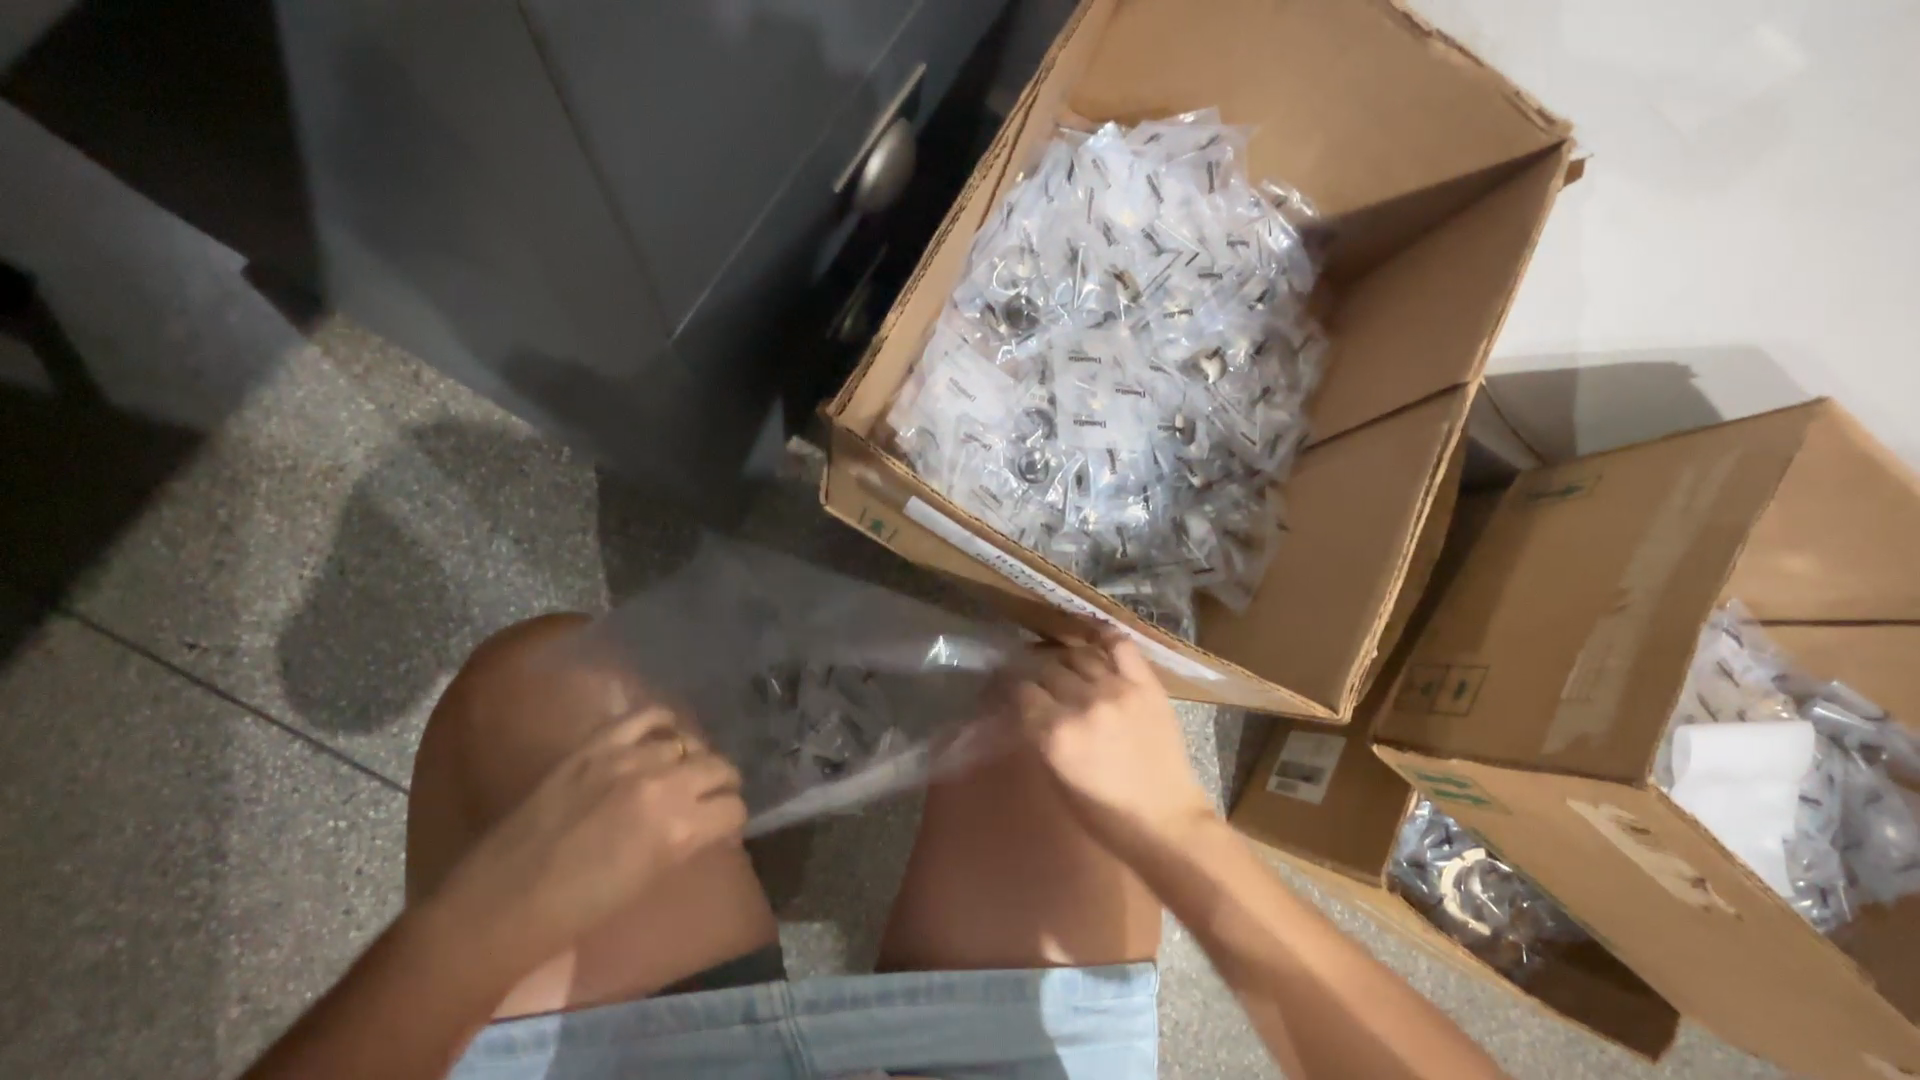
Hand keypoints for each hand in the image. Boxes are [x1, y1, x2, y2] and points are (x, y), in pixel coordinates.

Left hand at [420, 708, 746, 981]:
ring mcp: (626, 759)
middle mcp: (662, 786)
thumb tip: (707, 823)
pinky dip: (663, 723)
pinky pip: (647, 716)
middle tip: (710, 799)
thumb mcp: (650, 879)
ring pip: (688, 741)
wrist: (501, 906)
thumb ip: (685, 842)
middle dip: (721, 785)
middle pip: (718, 768)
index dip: (731, 820)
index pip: (733, 808)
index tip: (722, 828)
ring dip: (694, 758)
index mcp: (679, 831)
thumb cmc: (578, 912)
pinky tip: (664, 736)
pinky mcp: (595, 745)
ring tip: (683, 771)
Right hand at [1004, 630, 1217, 854]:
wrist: (1166, 822)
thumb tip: (1026, 710)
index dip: (1014, 691)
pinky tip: (1093, 635)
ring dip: (1067, 659)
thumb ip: (1039, 738)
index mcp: (1054, 734)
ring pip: (1078, 655)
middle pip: (1048, 670)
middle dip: (1039, 675)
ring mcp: (1116, 689)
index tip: (1015, 693)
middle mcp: (1081, 704)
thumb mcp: (1057, 780)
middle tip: (1041, 683)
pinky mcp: (1146, 685)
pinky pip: (1120, 645)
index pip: (1021, 692)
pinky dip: (1104, 634)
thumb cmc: (1104, 815)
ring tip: (1066, 666)